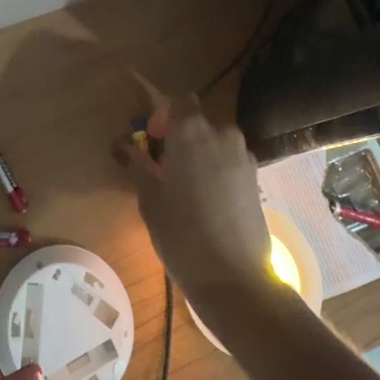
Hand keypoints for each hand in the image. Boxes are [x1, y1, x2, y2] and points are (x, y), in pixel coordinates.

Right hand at [114, 94, 272, 299]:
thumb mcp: (150, 199)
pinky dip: (217, 169)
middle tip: (164, 167)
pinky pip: (230, 160)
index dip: (163, 115)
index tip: (152, 140)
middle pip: (198, 121)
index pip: (178, 100)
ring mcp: (243, 155)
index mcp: (191, 131)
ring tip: (185, 187)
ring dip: (200, 153)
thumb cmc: (183, 234)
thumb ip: (137, 164)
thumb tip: (122, 144)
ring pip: (215, 141)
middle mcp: (221, 133)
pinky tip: (207, 202)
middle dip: (181, 136)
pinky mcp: (256, 178)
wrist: (236, 279)